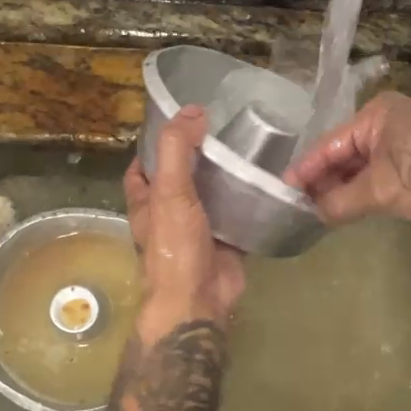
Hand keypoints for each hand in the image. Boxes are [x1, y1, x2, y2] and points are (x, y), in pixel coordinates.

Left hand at [124, 106, 246, 340]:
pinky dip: (249, 201)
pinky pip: (238, 216)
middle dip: (198, 157)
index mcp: (147, 203)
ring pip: (211, 196)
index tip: (180, 123)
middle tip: (224, 129)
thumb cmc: (174, 247)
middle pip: (181, 178)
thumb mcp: (169, 191)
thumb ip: (176, 150)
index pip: (143, 167)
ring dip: (226, 177)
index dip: (155, 145)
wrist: (198, 299)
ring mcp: (198, 229)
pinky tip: (267, 180)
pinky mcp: (226, 241)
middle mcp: (170, 214)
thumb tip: (193, 111)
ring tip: (250, 147)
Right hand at [283, 92, 410, 225]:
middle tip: (299, 206)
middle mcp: (391, 116)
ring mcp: (410, 132)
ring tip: (320, 209)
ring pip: (365, 161)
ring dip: (346, 185)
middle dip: (325, 179)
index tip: (281, 191)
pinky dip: (368, 185)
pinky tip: (353, 205)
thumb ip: (340, 203)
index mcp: (376, 113)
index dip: (305, 170)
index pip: (328, 144)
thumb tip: (312, 214)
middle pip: (346, 151)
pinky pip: (384, 167)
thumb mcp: (380, 193)